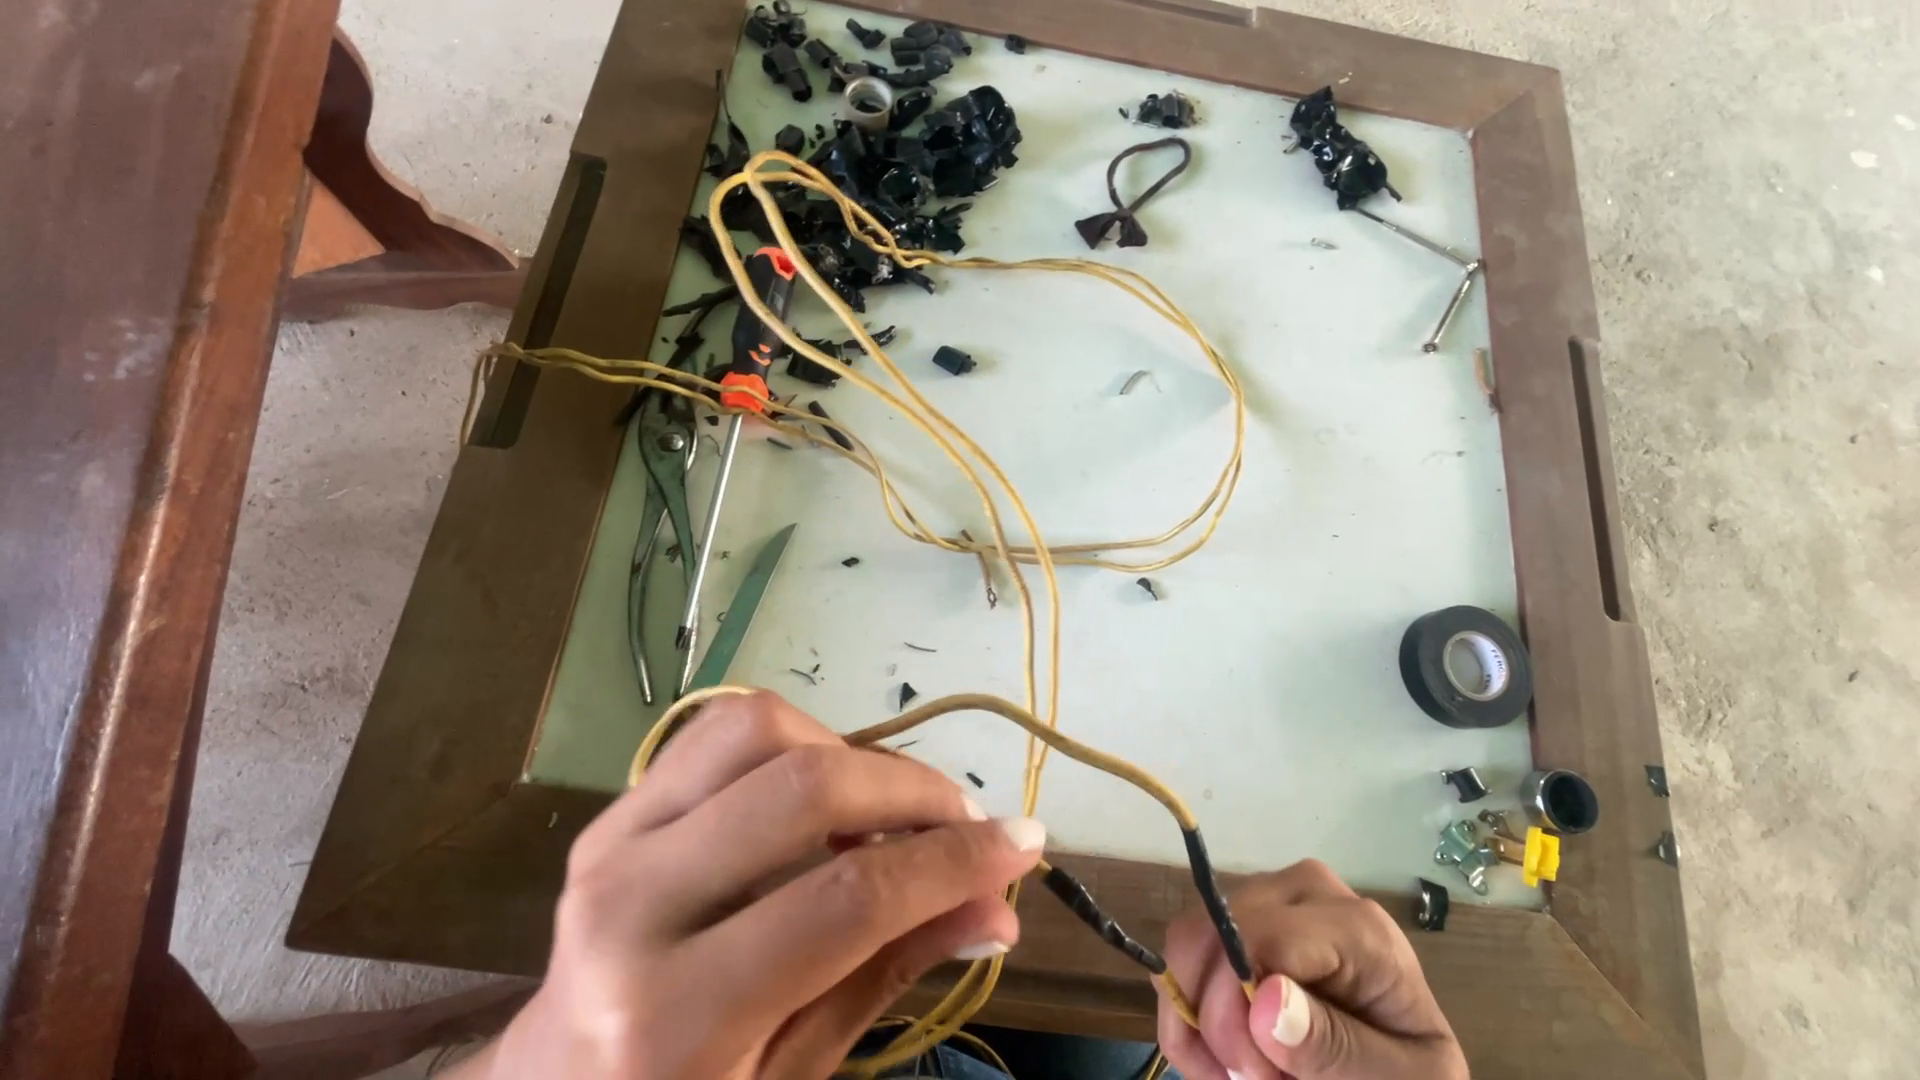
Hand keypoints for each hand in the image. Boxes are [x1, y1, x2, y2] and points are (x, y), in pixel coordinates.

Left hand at [469, 690, 1044, 1079]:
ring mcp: (614, 837)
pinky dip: (799, 740)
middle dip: (910, 791)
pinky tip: (829, 792)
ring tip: (891, 809)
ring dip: (849, 752)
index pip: (846, 900)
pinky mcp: (618, 805)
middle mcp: (632, 904)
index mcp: (674, 1013)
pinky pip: (723, 729)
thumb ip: (892, 969)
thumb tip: (998, 904)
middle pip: (803, 788)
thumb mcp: (795, 1067)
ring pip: (758, 728)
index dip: (950, 863)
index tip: (1021, 846)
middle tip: (966, 823)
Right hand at [1155, 860, 1466, 1079]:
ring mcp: (1267, 894)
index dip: (1233, 1006)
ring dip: (1192, 1014)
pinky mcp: (1241, 912)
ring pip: (1189, 939)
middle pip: (1213, 933)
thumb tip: (1263, 998)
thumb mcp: (1397, 1079)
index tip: (1250, 1074)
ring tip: (1229, 1070)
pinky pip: (1188, 948)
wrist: (1405, 1063)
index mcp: (1355, 925)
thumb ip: (1335, 1045)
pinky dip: (1188, 1004)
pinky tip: (1219, 1048)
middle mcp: (1304, 889)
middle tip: (1239, 1077)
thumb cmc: (1408, 1073)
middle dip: (1210, 1015)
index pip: (1260, 940)